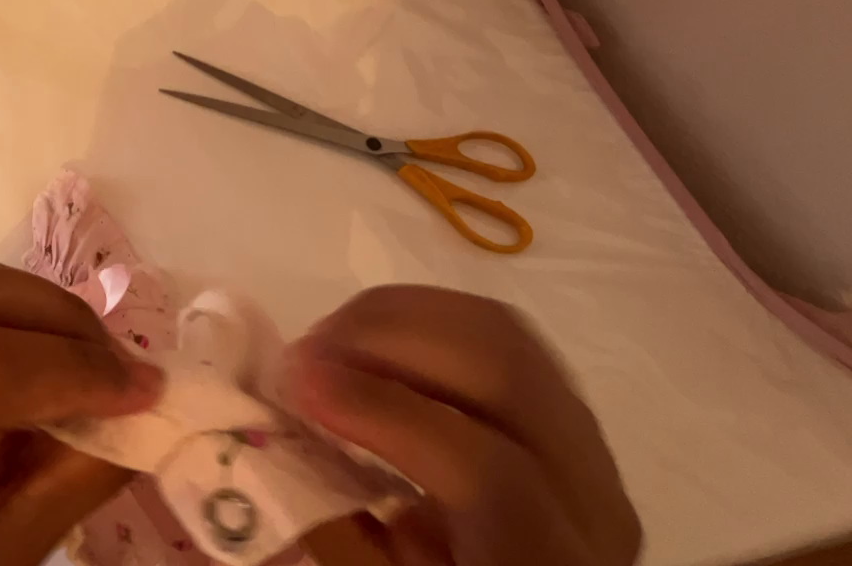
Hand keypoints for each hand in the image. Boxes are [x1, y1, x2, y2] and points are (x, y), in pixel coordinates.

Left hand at [0, 257, 164, 565]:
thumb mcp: (16, 544)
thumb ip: (85, 467)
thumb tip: (144, 392)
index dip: (71, 368)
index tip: (139, 388)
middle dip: (58, 314)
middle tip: (112, 358)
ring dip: (33, 301)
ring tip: (78, 348)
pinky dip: (0, 302)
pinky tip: (26, 340)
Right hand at [285, 286, 640, 565]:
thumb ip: (333, 525)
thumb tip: (261, 438)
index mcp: (548, 562)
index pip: (486, 471)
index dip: (384, 412)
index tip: (297, 383)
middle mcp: (589, 494)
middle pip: (502, 374)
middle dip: (385, 339)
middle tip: (305, 351)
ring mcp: (581, 435)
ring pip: (497, 331)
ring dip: (396, 315)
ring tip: (329, 337)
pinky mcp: (557, 398)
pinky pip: (492, 326)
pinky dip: (419, 312)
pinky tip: (367, 333)